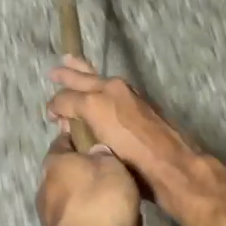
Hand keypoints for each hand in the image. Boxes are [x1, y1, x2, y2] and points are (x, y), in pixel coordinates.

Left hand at [36, 132, 147, 225]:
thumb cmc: (99, 203)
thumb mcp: (112, 166)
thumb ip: (106, 155)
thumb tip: (98, 154)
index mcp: (55, 164)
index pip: (65, 141)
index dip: (84, 138)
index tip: (104, 140)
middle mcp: (53, 192)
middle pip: (88, 181)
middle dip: (114, 190)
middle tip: (130, 193)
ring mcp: (64, 223)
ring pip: (100, 212)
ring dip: (122, 221)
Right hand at [46, 56, 197, 199]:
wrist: (174, 166)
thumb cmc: (134, 165)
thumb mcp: (100, 152)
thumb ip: (82, 134)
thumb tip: (72, 126)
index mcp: (96, 102)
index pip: (65, 99)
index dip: (55, 107)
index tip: (51, 115)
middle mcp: (109, 89)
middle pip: (81, 78)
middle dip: (65, 75)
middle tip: (53, 72)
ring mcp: (126, 91)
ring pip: (97, 76)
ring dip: (82, 71)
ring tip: (69, 60)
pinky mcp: (139, 98)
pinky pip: (111, 84)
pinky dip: (99, 81)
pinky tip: (95, 84)